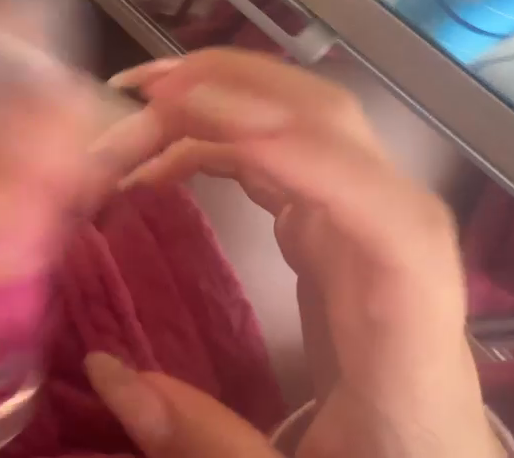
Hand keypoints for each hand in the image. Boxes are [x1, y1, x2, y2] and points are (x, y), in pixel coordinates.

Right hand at [87, 50, 499, 457]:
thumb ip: (208, 442)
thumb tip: (101, 371)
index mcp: (412, 324)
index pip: (385, 217)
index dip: (302, 156)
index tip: (203, 126)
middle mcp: (398, 242)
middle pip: (335, 129)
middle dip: (233, 90)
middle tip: (138, 94)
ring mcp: (364, 215)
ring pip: (299, 117)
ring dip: (217, 95)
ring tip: (134, 104)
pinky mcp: (333, 216)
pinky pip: (275, 150)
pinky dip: (213, 136)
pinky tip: (158, 158)